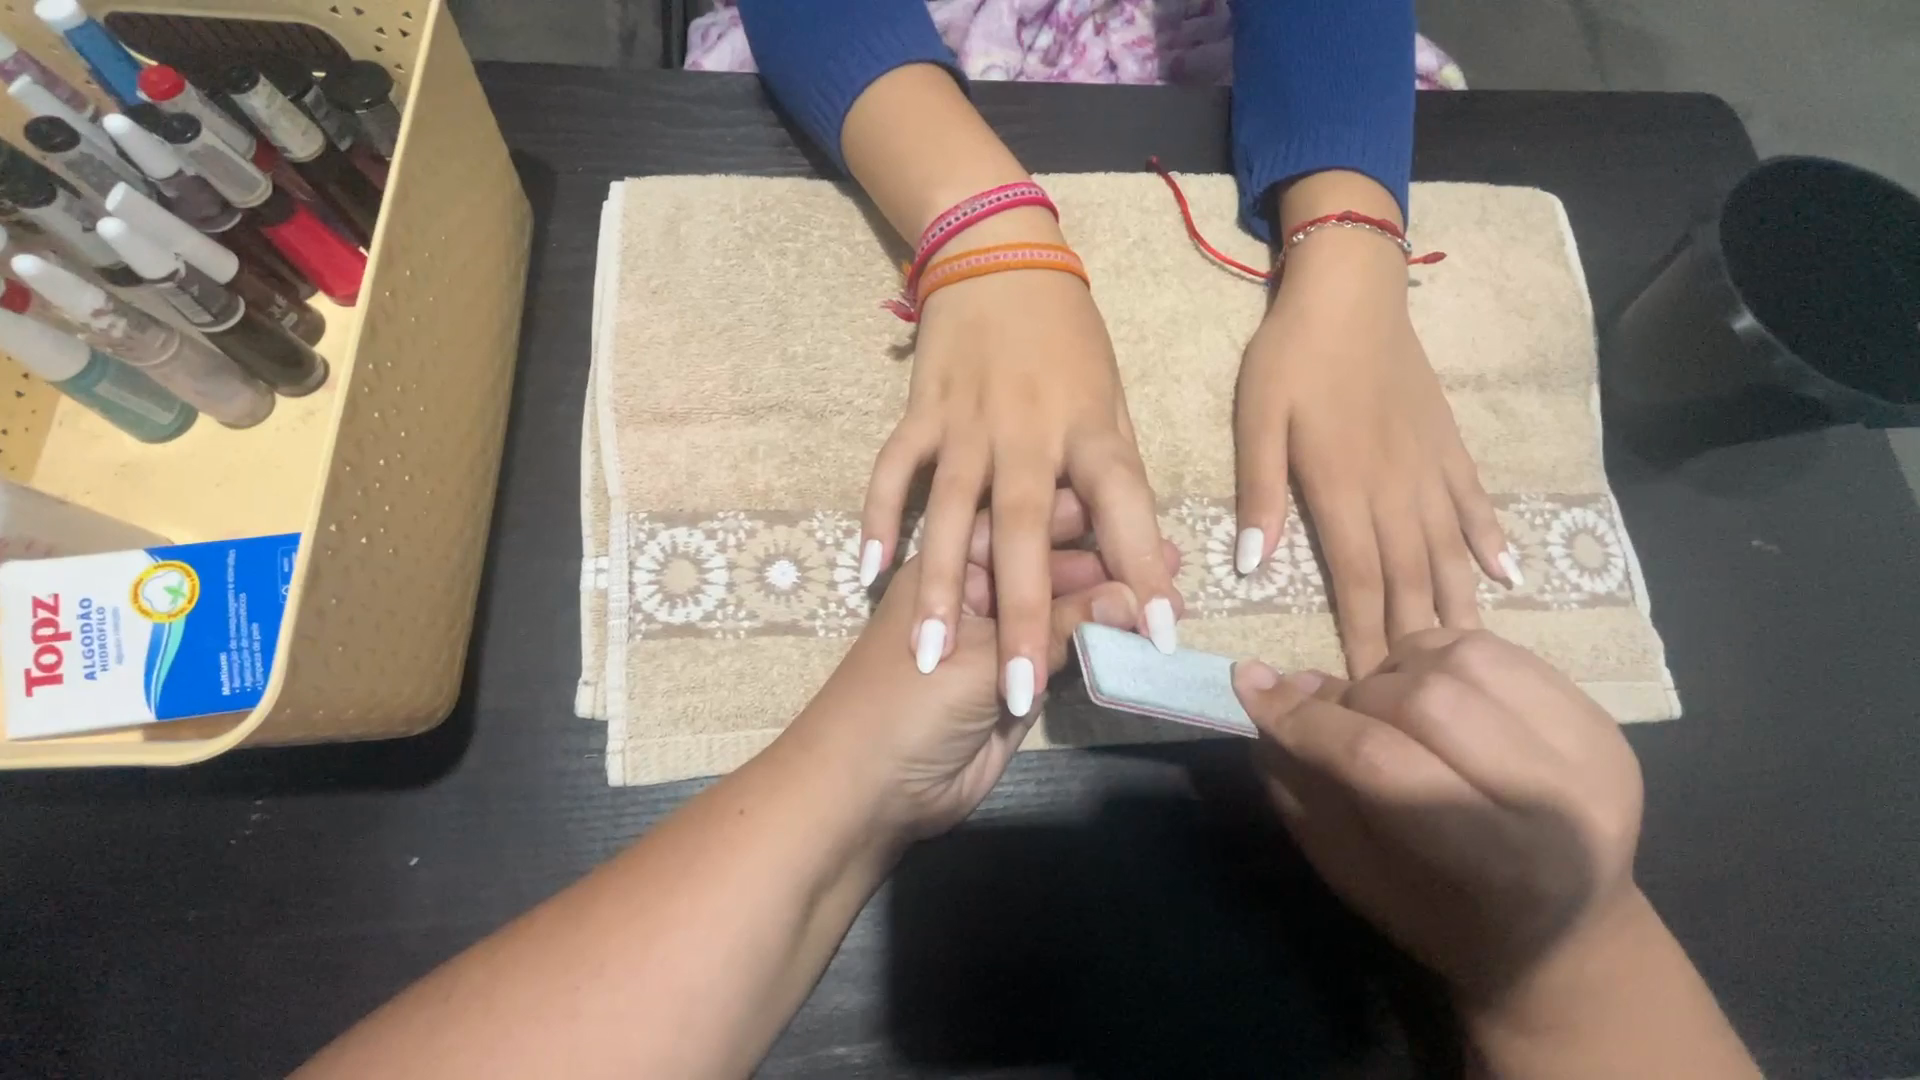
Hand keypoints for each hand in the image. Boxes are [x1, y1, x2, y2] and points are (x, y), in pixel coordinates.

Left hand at [808, 492, 1180, 837]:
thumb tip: (1136, 596)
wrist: (871, 790)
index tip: (1136, 514)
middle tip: (1172, 563)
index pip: (1022, 528)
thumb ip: (1060, 625)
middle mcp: (980, 594)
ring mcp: (1000, 641)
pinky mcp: (1018, 685)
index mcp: (954, 564)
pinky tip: (1142, 641)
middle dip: (1108, 568)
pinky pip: (1066, 658)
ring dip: (1112, 610)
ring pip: (1064, 615)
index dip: (1080, 522)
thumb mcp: (984, 655)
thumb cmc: (910, 699)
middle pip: (1051, 571)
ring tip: (1172, 601)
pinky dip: (1101, 650)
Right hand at [861, 257, 1181, 714]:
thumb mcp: (1110, 398)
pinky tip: (872, 567)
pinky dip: (882, 514)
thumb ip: (1117, 470)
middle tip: (1022, 688)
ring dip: (942, 586)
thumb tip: (1138, 545)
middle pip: (1029, 531)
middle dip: (1027, 614)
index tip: (1160, 636)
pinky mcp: (920, 413)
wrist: (999, 253)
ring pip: (954, 512)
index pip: (1126, 507)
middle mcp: (1030, 432)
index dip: (1145, 570)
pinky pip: (895, 469)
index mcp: (1090, 427)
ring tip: (930, 654)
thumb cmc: (1068, 335)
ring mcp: (968, 422)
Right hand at [1232, 629, 1643, 1000]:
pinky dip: (1438, 654)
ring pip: (1462, 658)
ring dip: (1397, 669)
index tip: (1247, 685)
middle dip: (1354, 699)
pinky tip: (1430, 686)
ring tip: (1386, 703)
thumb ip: (1300, 777)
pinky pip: (1495, 647)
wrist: (1563, 935)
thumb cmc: (1438, 914)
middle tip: (1337, 718)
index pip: (1378, 762)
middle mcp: (1557, 803)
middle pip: (1424, 702)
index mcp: (1493, 861)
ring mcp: (1591, 750)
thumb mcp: (1349, 867)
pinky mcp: (1597, 717)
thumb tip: (1263, 682)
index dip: (1303, 720)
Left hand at [1235, 212, 1509, 677]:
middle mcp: (1397, 491)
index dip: (1363, 636)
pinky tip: (1511, 573)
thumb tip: (1252, 567)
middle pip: (1408, 579)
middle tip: (1426, 699)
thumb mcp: (1257, 422)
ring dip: (1458, 605)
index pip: (1357, 581)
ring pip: (1449, 552)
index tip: (1370, 689)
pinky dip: (1493, 540)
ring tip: (1473, 657)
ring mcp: (1432, 468)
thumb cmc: (1291, 358)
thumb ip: (1260, 495)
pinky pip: (1476, 503)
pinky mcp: (1451, 444)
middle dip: (1412, 640)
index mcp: (1344, 491)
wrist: (1350, 292)